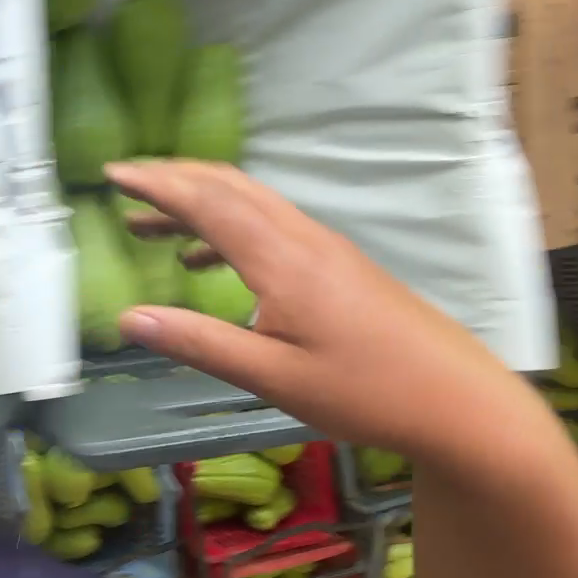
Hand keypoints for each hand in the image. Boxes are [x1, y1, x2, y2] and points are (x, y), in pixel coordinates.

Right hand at [106, 160, 554, 454]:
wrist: (464, 405)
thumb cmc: (367, 394)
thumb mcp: (272, 377)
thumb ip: (198, 343)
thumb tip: (127, 319)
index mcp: (283, 260)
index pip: (208, 203)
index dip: (156, 184)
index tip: (112, 172)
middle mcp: (302, 240)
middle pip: (229, 187)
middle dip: (172, 178)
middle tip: (123, 181)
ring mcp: (322, 249)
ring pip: (248, 204)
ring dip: (194, 203)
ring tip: (144, 224)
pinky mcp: (334, 266)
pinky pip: (266, 226)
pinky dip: (222, 229)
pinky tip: (198, 262)